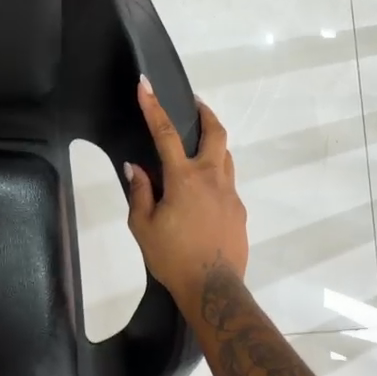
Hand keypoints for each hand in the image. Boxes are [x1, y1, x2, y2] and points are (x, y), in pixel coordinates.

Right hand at [122, 81, 247, 310]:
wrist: (214, 290)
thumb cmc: (173, 257)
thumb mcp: (144, 227)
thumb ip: (140, 193)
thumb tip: (136, 168)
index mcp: (184, 179)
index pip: (166, 133)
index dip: (153, 106)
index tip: (145, 84)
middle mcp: (212, 179)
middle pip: (216, 133)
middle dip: (205, 113)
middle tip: (195, 105)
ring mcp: (231, 195)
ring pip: (225, 157)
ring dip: (213, 145)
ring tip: (197, 151)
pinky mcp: (240, 212)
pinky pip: (227, 185)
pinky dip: (214, 178)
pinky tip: (202, 198)